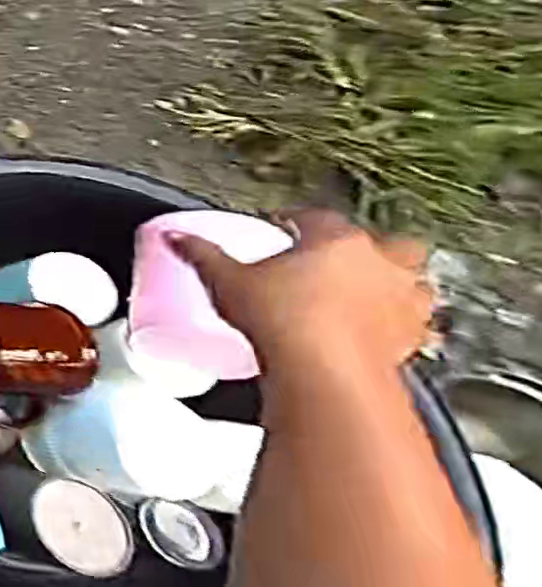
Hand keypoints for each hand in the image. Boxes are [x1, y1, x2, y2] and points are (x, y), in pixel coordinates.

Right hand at [171, 209, 431, 375]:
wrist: (323, 368)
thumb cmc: (281, 318)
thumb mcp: (224, 280)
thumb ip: (201, 255)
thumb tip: (174, 238)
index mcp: (337, 242)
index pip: (316, 218)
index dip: (296, 219)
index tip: (283, 223)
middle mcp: (381, 264)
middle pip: (387, 243)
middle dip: (367, 247)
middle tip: (337, 256)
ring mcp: (403, 300)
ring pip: (411, 280)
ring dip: (390, 282)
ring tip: (359, 292)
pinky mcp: (411, 335)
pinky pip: (412, 321)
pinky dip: (394, 321)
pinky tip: (370, 328)